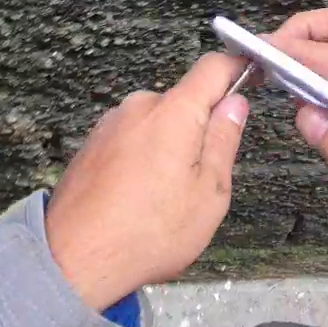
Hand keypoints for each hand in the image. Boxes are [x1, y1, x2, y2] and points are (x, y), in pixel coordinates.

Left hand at [45, 53, 250, 309]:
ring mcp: (112, 122)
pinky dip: (144, 158)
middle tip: (202, 179)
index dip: (238, 67)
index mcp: (174, 112)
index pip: (213, 67)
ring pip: (158, 122)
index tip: (254, 74)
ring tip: (163, 198)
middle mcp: (140, 106)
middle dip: (200, 128)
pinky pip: (132, 137)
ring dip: (169, 147)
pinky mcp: (93, 142)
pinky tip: (137, 198)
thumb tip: (235, 103)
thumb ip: (224, 140)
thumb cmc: (147, 233)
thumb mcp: (208, 194)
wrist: (73, 259)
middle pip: (184, 100)